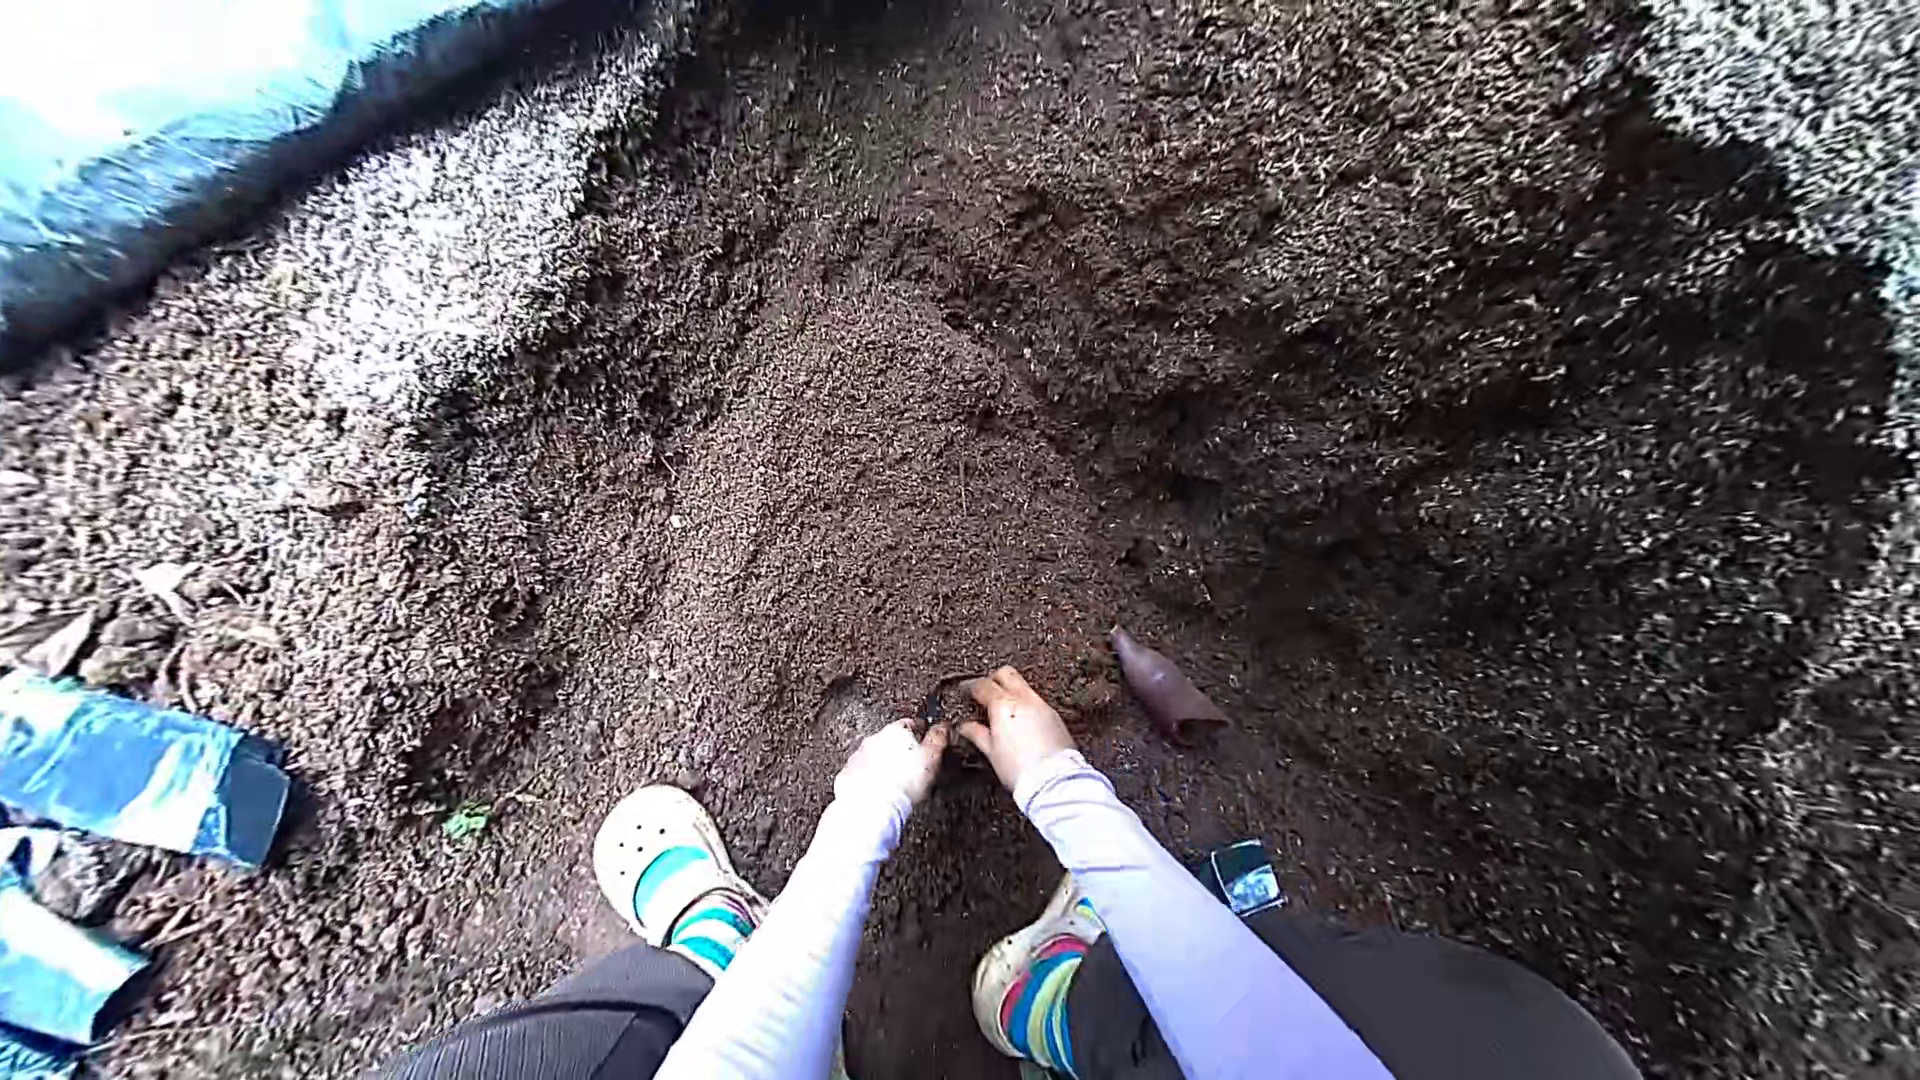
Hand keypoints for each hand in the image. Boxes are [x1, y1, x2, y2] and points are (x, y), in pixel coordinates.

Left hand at [835, 718, 950, 806]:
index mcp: (896, 730)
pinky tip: (881, 792)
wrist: (871, 808)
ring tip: (897, 784)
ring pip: (876, 757)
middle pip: (892, 740)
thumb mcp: (932, 758)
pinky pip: (863, 774)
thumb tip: (943, 727)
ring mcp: (858, 756)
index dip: (922, 735)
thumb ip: (939, 738)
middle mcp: (874, 739)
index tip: (927, 747)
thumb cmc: (903, 783)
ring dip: (885, 766)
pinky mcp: (848, 775)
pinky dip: (871, 780)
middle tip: (913, 769)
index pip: (912, 724)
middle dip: (902, 751)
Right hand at [957, 666, 1076, 792]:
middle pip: (1006, 674)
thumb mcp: (991, 752)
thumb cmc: (1021, 770)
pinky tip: (1021, 721)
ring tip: (1004, 710)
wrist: (1054, 781)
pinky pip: (1036, 700)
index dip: (971, 687)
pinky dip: (1025, 704)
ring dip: (1011, 691)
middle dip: (993, 679)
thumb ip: (976, 734)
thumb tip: (965, 726)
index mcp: (1003, 705)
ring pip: (1023, 685)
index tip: (967, 692)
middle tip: (986, 694)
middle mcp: (1023, 699)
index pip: (983, 685)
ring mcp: (1041, 705)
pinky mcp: (1054, 715)